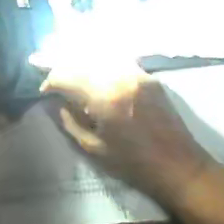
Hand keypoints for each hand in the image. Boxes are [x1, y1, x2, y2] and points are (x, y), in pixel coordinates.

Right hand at [41, 62, 217, 200]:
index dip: (51, 82)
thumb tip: (58, 105)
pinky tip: (98, 75)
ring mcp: (137, 75)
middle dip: (64, 69)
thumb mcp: (93, 147)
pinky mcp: (149, 78)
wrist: (179, 166)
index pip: (67, 76)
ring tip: (74, 76)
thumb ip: (71, 122)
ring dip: (83, 63)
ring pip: (101, 58)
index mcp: (104, 96)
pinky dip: (104, 65)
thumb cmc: (133, 162)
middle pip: (83, 62)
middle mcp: (120, 78)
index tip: (44, 91)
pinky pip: (119, 62)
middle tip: (55, 82)